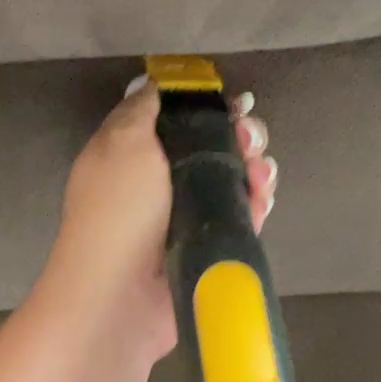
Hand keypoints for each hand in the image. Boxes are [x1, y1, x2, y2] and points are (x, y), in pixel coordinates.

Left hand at [43, 77, 277, 361]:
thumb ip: (144, 110)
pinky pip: (237, 219)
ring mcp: (181, 220)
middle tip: (250, 141)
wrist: (119, 297)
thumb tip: (153, 84)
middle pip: (210, 148)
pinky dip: (254, 205)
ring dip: (253, 170)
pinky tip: (261, 198)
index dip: (207, 107)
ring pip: (230, 183)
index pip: (175, 118)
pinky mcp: (204, 250)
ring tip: (260, 174)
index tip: (234, 104)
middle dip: (240, 137)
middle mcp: (156, 185)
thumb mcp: (124, 142)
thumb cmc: (119, 212)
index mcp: (130, 153)